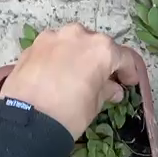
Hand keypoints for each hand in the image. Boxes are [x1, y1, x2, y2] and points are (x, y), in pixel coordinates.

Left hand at [0, 24, 139, 137]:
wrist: (27, 121)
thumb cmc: (69, 113)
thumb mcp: (95, 104)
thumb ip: (107, 90)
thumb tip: (113, 89)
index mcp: (102, 49)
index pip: (124, 57)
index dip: (130, 71)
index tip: (130, 82)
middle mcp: (79, 35)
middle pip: (97, 46)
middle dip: (102, 61)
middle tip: (104, 79)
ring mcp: (54, 37)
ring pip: (74, 43)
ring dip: (79, 56)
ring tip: (77, 75)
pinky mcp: (33, 45)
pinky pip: (54, 48)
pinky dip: (59, 58)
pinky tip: (57, 75)